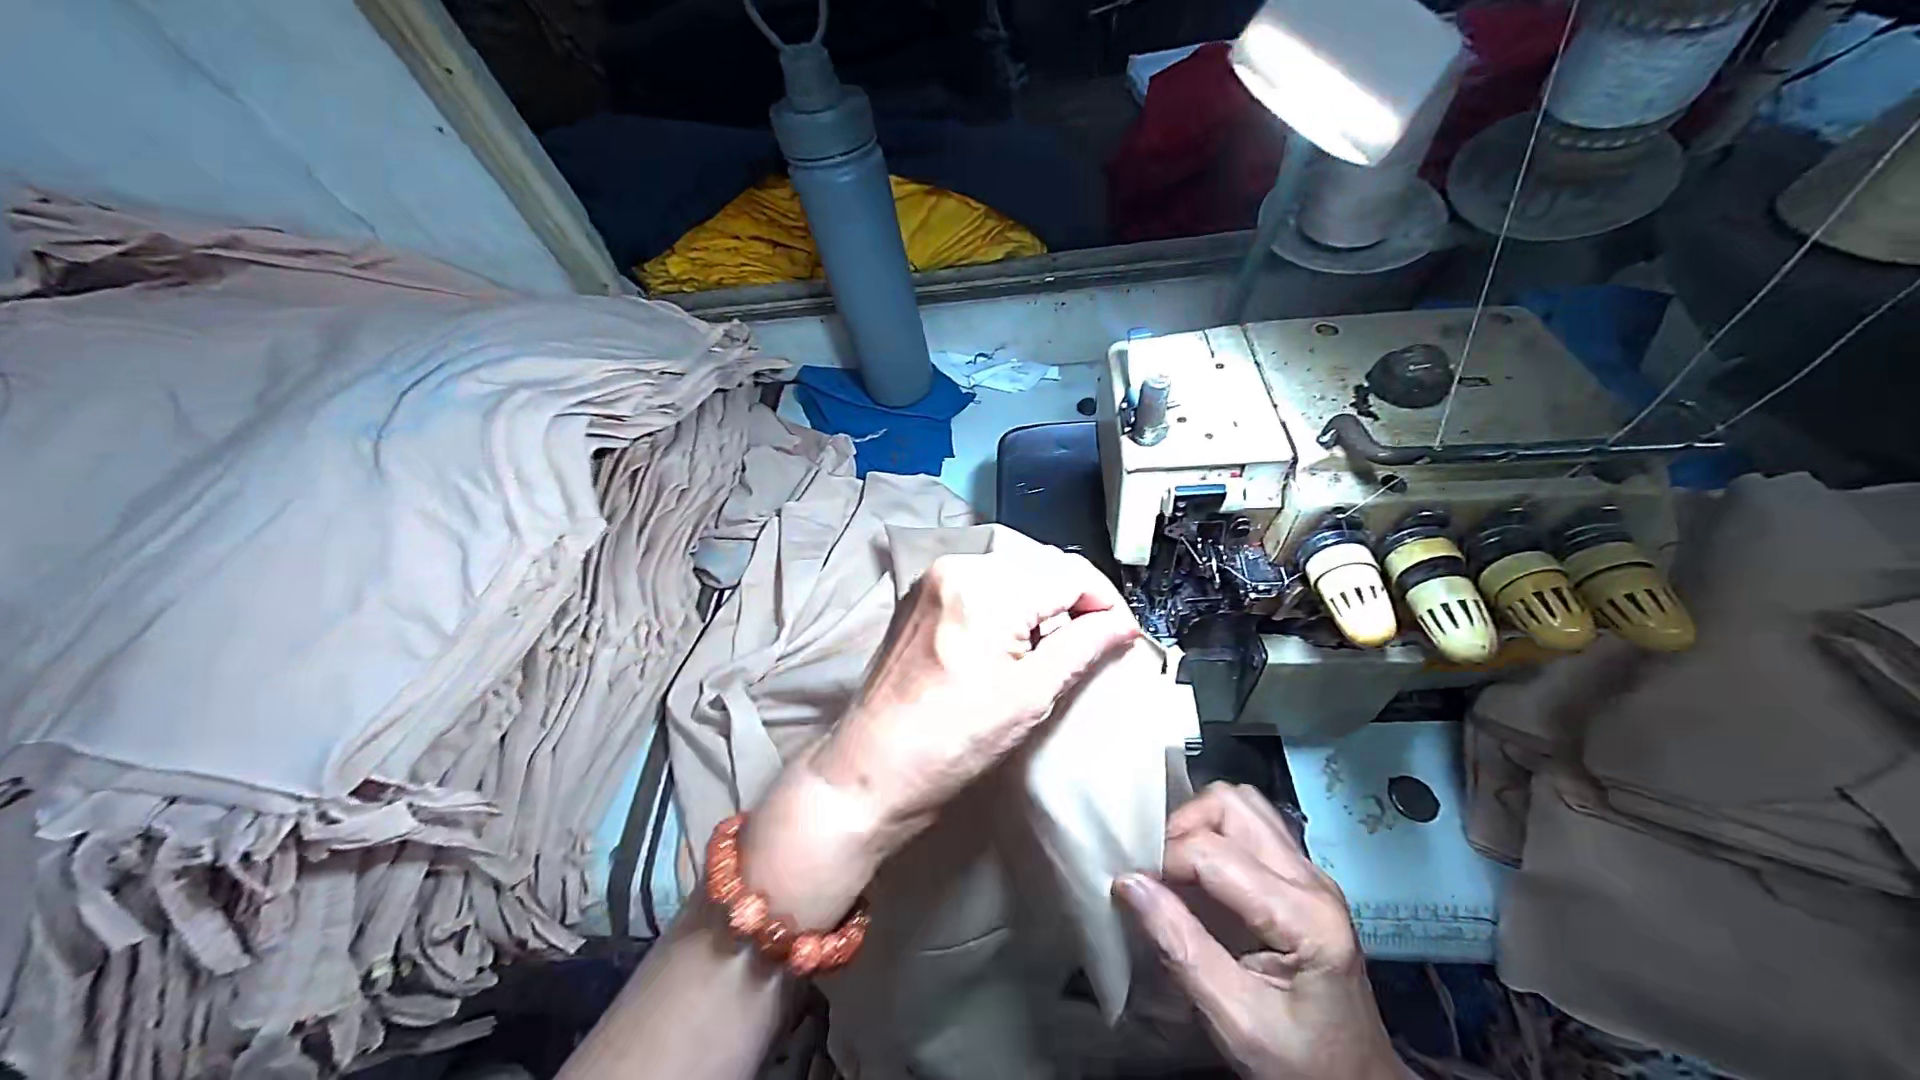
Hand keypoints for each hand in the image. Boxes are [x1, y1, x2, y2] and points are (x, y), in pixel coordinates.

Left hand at [742, 546, 1139, 929]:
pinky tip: (1013, 642)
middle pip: (1040, 568)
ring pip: (1012, 574)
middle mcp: (954, 570)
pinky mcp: (920, 599)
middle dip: (1075, 602)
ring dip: (1043, 604)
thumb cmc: (946, 743)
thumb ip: (1083, 648)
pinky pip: (981, 585)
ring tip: (1054, 649)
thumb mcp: (1030, 696)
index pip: (1069, 573)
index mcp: (984, 589)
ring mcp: (931, 582)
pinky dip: (1008, 605)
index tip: (1122, 632)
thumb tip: (1121, 626)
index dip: (1106, 603)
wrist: (871, 769)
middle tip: (1097, 642)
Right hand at [1115, 784, 1406, 1079]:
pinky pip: (1249, 825)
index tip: (1134, 890)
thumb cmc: (1301, 1064)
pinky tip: (1198, 872)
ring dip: (1198, 823)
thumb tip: (1128, 884)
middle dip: (1181, 827)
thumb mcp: (1235, 1020)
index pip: (1214, 852)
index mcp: (1306, 917)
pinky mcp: (1299, 876)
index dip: (1163, 862)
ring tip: (1175, 868)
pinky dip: (1213, 833)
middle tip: (1155, 870)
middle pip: (1232, 805)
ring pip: (1242, 804)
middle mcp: (1312, 880)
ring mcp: (1309, 872)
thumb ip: (1180, 948)